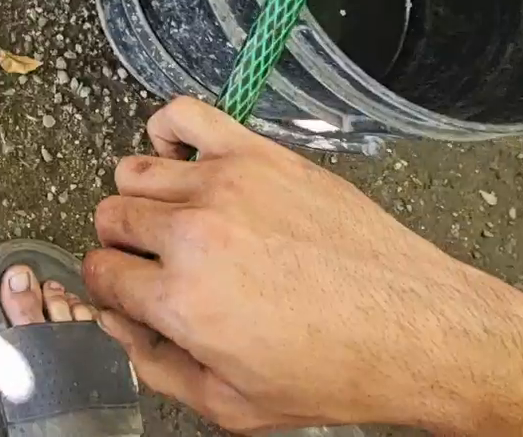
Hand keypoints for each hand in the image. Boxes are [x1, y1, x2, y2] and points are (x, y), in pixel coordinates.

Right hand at [84, 98, 522, 433]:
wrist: (422, 330)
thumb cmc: (339, 371)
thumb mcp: (238, 407)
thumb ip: (159, 369)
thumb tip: (117, 325)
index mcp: (184, 301)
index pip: (100, 272)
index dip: (110, 288)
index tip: (129, 291)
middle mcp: (193, 234)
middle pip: (110, 216)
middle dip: (123, 246)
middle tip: (156, 262)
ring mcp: (222, 183)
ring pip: (133, 172)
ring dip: (142, 199)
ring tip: (175, 219)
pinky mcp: (252, 153)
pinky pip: (180, 114)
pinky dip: (166, 130)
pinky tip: (183, 161)